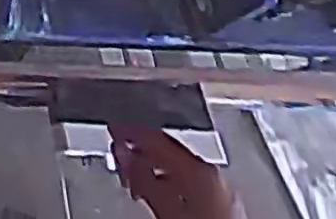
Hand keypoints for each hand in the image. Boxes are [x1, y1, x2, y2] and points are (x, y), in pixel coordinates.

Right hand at [110, 126, 235, 218]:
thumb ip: (141, 176)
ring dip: (152, 169)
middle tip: (119, 151)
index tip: (114, 129)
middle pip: (168, 151)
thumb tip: (121, 151)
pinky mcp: (222, 206)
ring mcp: (219, 190)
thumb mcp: (164, 205)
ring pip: (178, 169)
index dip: (131, 131)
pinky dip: (168, 183)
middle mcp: (211, 172)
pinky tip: (156, 192)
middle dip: (140, 150)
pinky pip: (188, 184)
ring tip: (132, 176)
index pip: (157, 138)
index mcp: (199, 167)